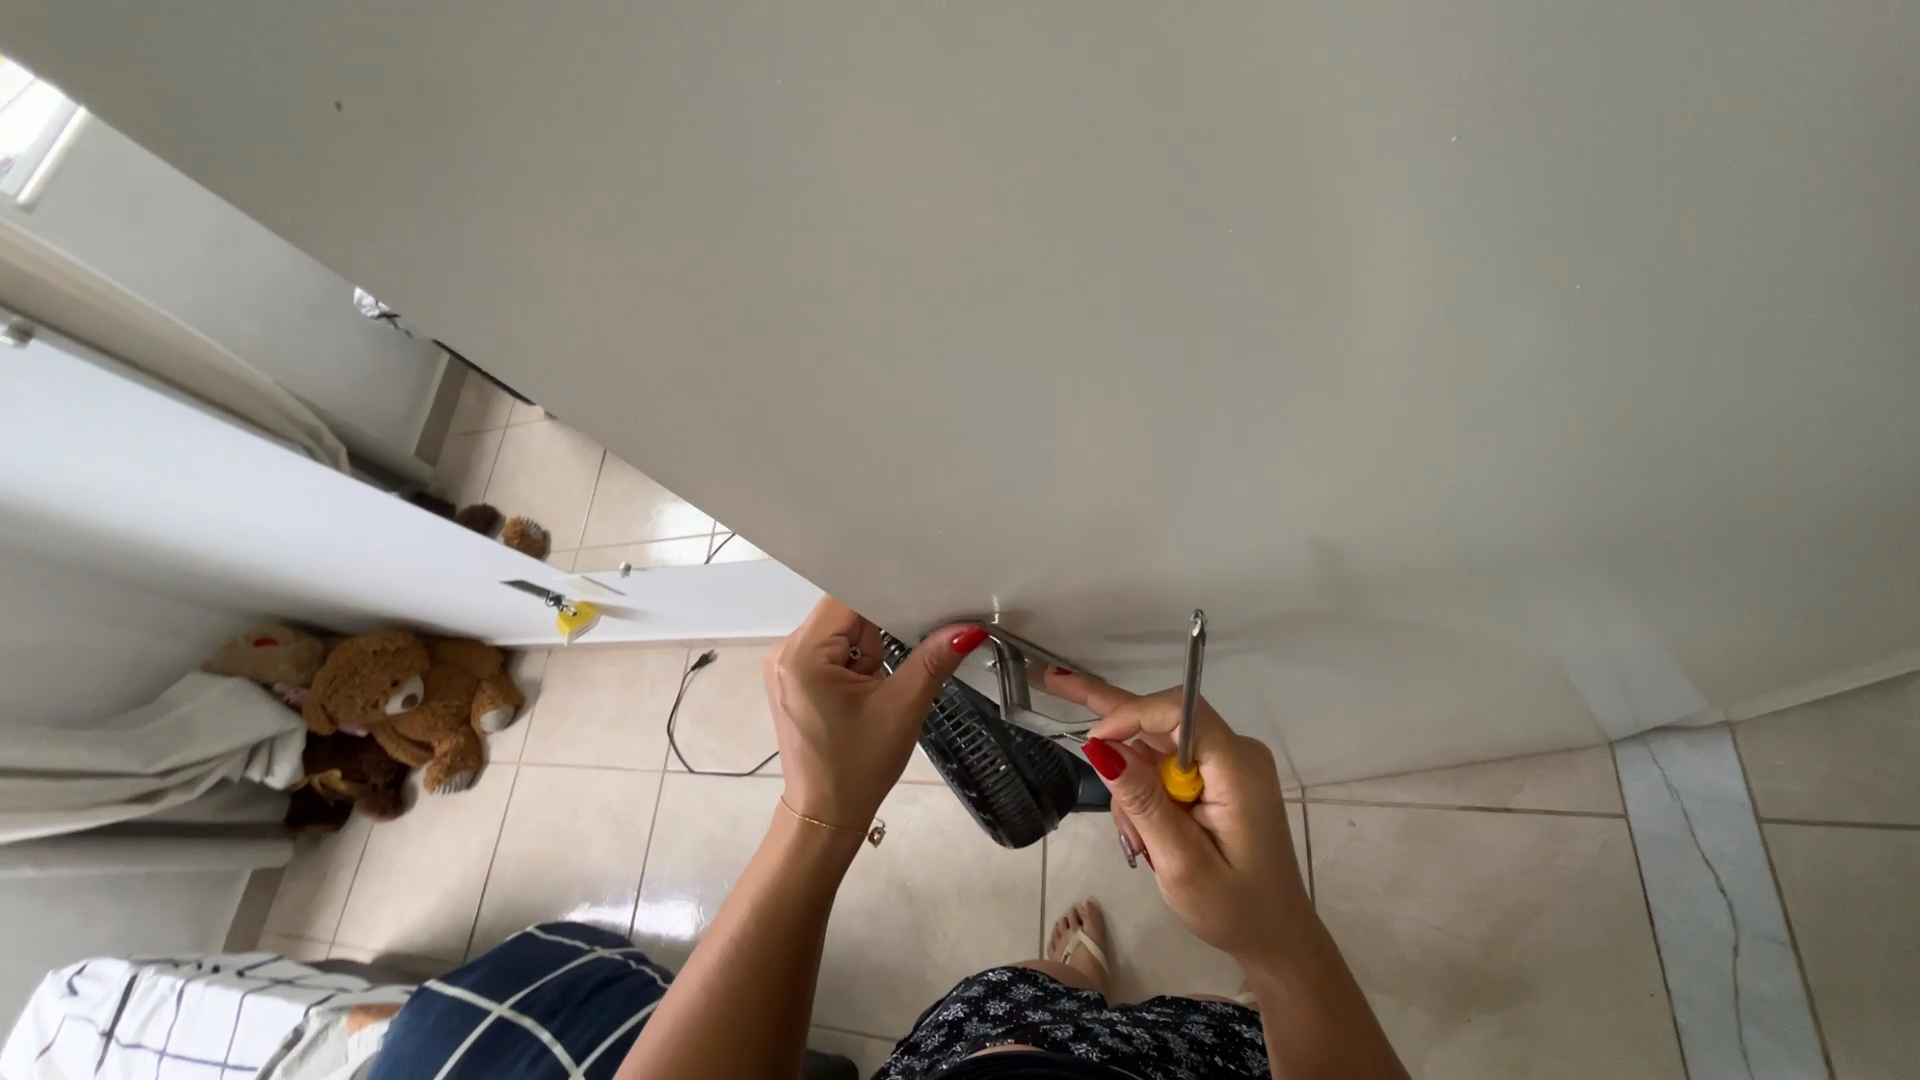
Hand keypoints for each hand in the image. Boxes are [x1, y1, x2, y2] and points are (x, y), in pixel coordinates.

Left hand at [763, 596, 988, 829]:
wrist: (827, 814)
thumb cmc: (858, 766)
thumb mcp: (902, 708)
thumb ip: (933, 660)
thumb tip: (969, 629)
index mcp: (802, 654)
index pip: (847, 598)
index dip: (885, 594)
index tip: (921, 595)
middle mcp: (785, 652)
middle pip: (843, 613)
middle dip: (879, 628)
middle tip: (909, 646)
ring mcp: (787, 666)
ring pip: (841, 632)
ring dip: (868, 648)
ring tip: (885, 679)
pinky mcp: (796, 680)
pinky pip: (832, 651)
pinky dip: (857, 660)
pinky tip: (873, 683)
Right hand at [1046, 669, 1310, 963]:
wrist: (1277, 938)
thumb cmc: (1234, 909)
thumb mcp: (1181, 863)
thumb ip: (1142, 802)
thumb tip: (1101, 748)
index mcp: (1236, 769)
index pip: (1178, 711)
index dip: (1130, 715)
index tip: (1092, 743)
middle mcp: (1234, 753)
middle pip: (1162, 719)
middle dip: (1110, 716)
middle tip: (1054, 680)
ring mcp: (1227, 765)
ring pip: (1156, 748)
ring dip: (1132, 786)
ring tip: (1135, 842)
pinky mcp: (1218, 778)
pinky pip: (1167, 767)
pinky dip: (1145, 794)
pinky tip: (1143, 834)